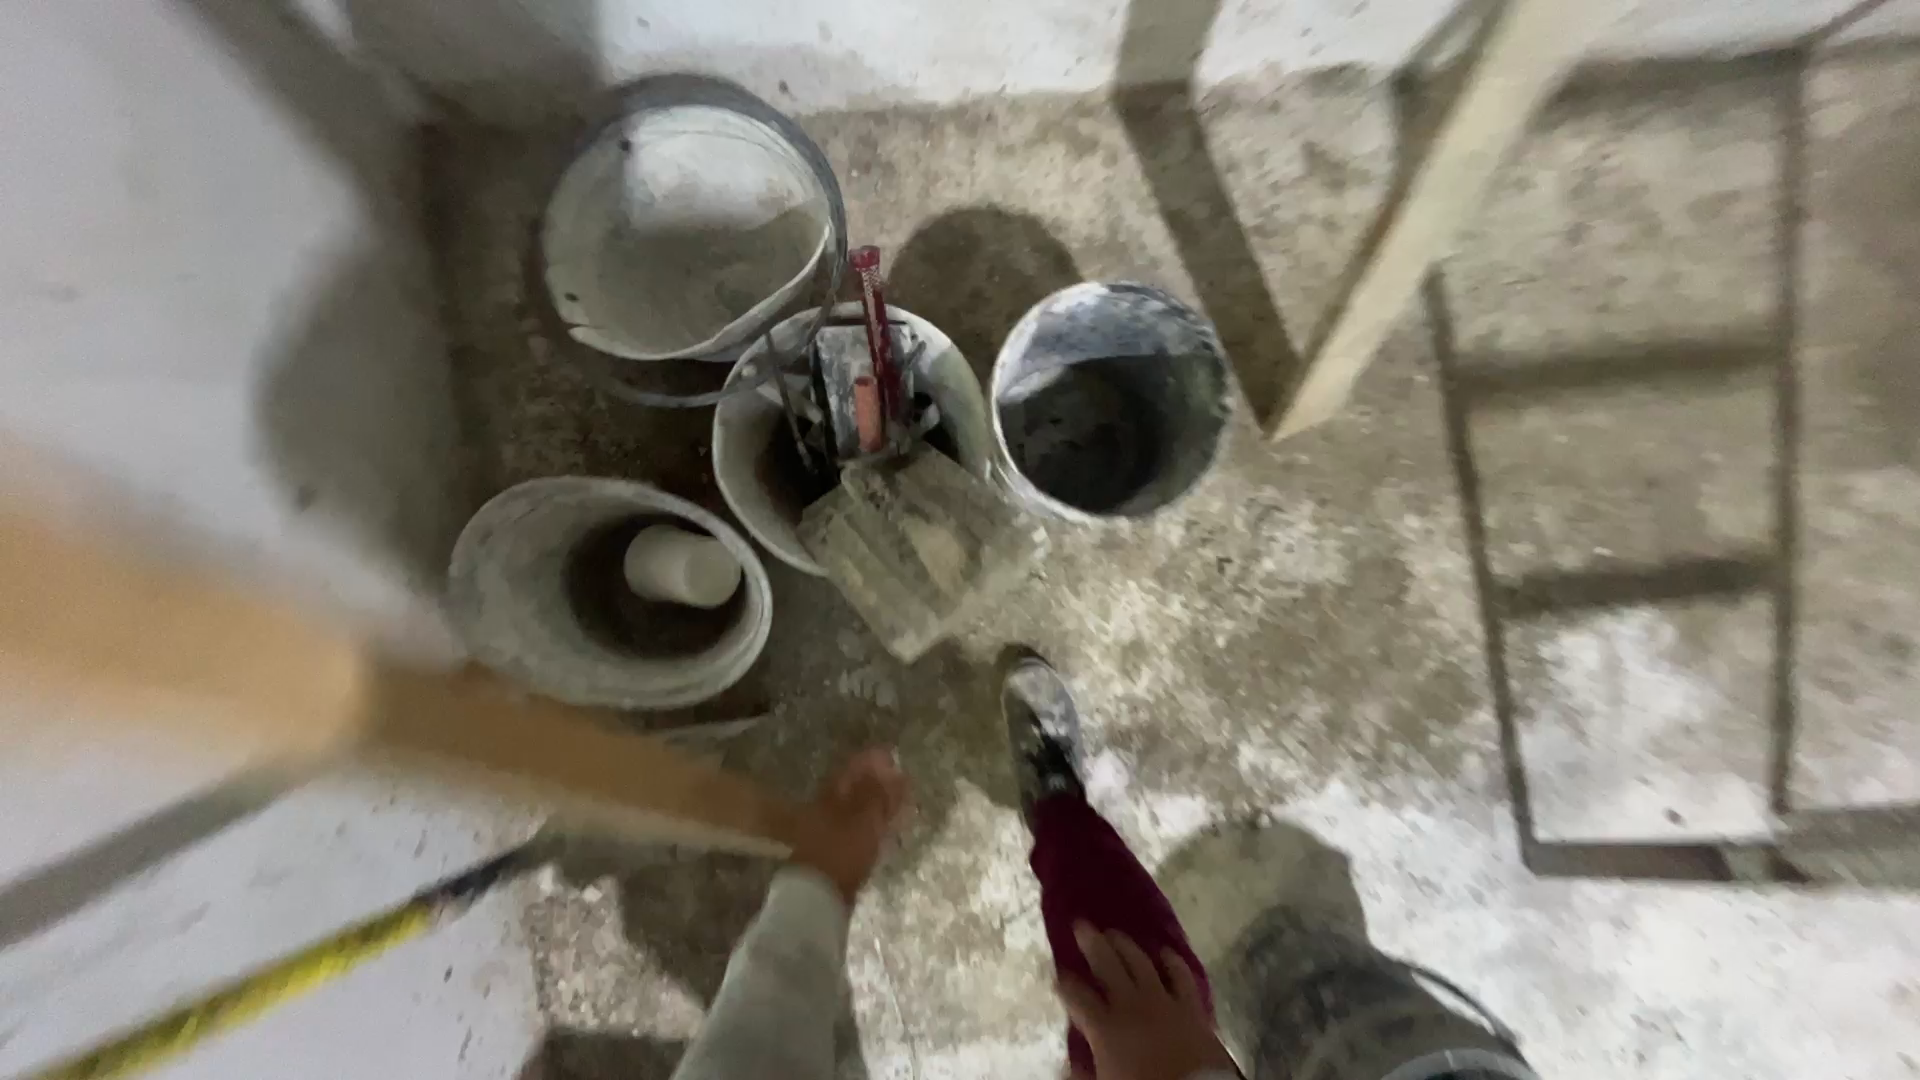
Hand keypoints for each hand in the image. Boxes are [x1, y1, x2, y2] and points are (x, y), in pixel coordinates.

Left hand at [787, 747, 909, 902]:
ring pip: (858, 809)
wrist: (817, 897)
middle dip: (879, 781)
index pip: (854, 767)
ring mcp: (831, 830)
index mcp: (832, 794)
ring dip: (878, 804)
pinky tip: (888, 828)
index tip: (894, 757)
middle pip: (856, 787)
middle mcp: (828, 807)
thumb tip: (892, 770)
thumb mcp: (864, 819)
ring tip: (900, 803)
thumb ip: (879, 794)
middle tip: (902, 781)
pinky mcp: (837, 851)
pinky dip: (875, 824)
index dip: (873, 759)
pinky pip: (860, 828)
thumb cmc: (841, 850)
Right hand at [1056, 923, 1238, 1079]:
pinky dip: (1172, 961)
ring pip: (1139, 961)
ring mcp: (1162, 1000)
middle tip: (1080, 923)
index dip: (1065, 982)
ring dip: (1125, 944)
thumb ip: (1084, 1073)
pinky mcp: (1190, 1006)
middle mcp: (1130, 1004)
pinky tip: (1164, 951)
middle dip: (1090, 941)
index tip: (1058, 972)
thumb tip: (1067, 1065)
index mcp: (1105, 1026)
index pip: (1077, 995)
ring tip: (1113, 932)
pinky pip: (1181, 975)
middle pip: (1106, 963)